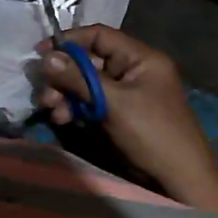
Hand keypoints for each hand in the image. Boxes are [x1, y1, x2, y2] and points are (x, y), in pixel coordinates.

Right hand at [35, 25, 217, 188]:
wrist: (178, 181)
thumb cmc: (151, 133)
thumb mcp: (112, 102)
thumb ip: (77, 77)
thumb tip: (45, 57)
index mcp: (140, 58)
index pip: (98, 36)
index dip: (68, 41)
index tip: (40, 53)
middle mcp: (131, 71)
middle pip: (87, 60)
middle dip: (62, 75)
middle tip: (45, 93)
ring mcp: (124, 93)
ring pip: (83, 83)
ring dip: (63, 94)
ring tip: (51, 109)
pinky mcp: (116, 113)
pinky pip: (88, 101)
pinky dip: (72, 108)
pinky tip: (62, 119)